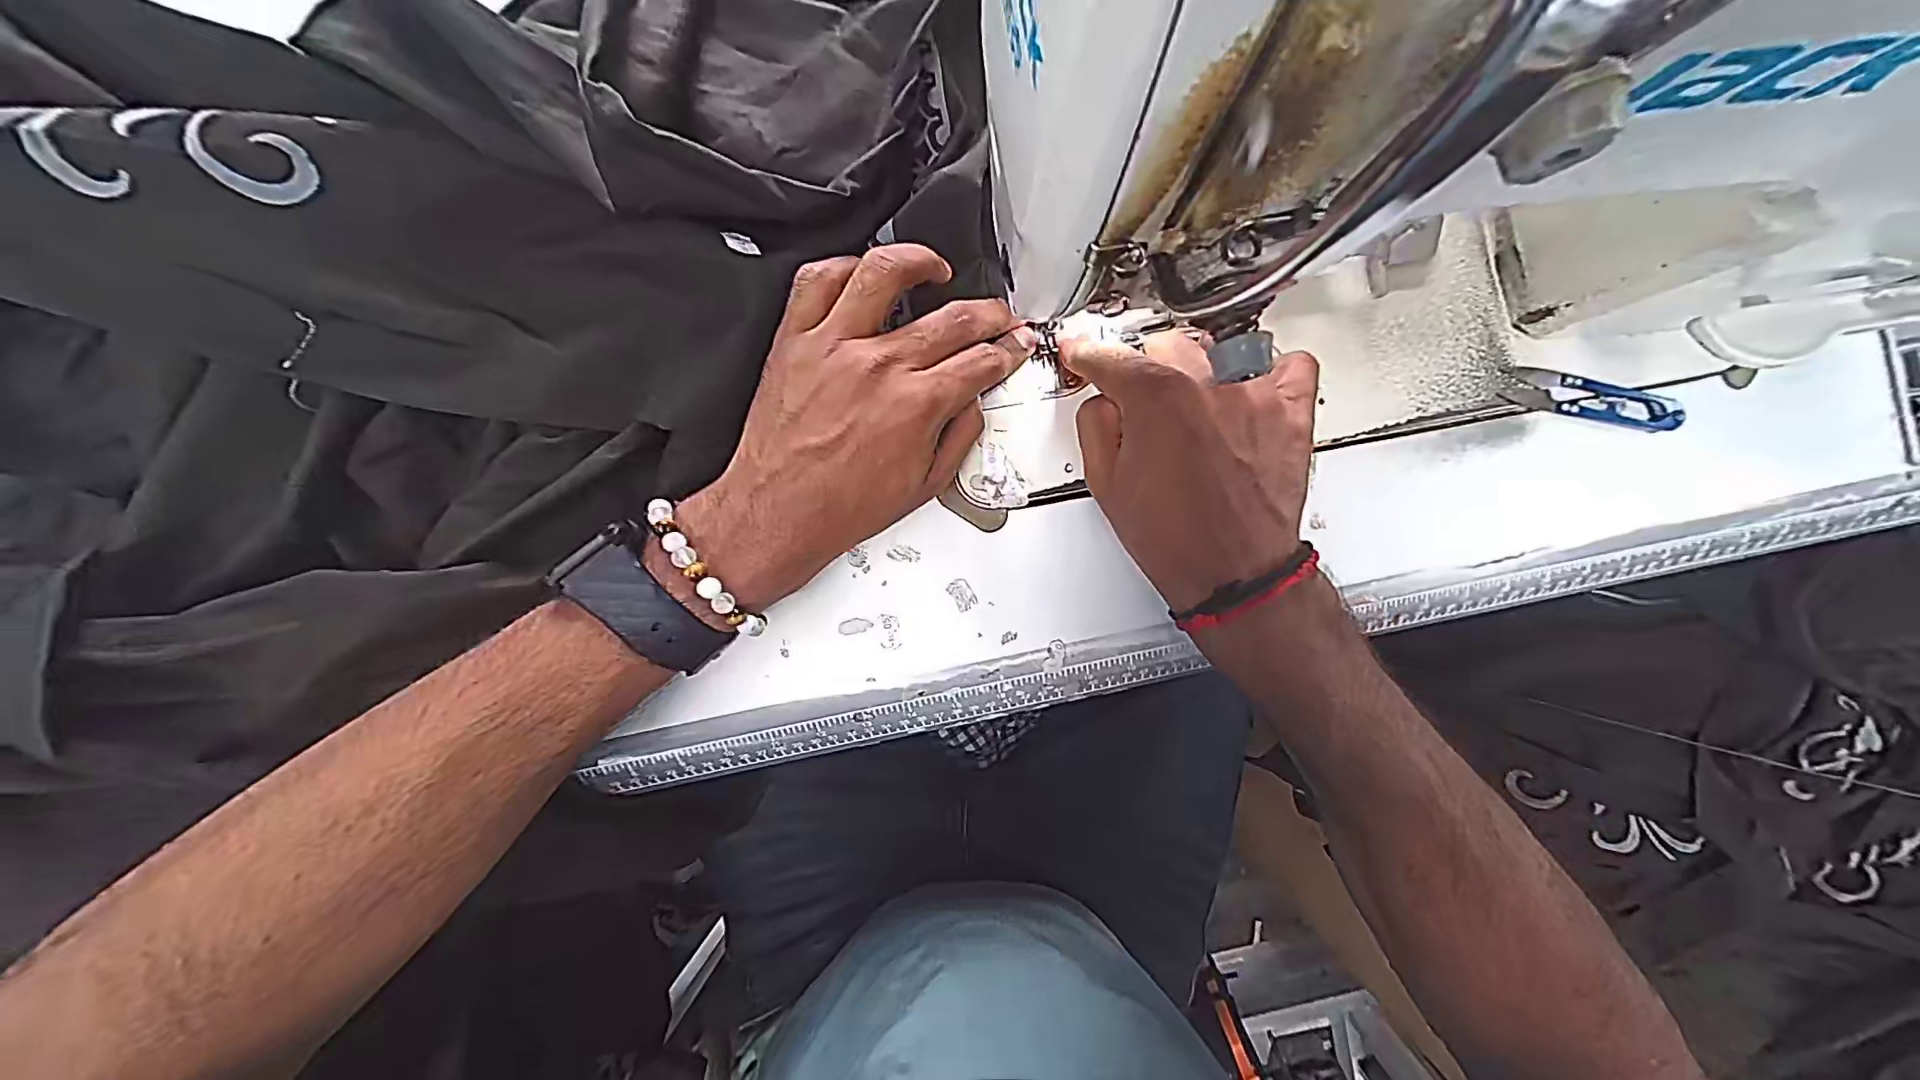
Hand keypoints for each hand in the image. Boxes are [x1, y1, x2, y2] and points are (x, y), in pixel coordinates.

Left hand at [663, 244, 1035, 615]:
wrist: (780, 511)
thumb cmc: (841, 506)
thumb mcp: (925, 484)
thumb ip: (961, 435)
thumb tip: (974, 400)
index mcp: (918, 405)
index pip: (983, 359)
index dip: (1010, 348)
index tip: (1015, 344)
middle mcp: (880, 368)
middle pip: (955, 316)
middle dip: (992, 312)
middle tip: (998, 315)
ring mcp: (835, 347)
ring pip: (886, 272)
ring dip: (922, 261)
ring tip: (936, 269)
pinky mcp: (795, 341)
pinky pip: (818, 281)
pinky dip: (844, 266)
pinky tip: (862, 274)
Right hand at [1062, 331, 1318, 612]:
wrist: (1232, 571)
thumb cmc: (1176, 537)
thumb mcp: (1106, 483)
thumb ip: (1094, 425)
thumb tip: (1100, 401)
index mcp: (1154, 399)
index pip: (1110, 357)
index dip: (1087, 354)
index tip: (1082, 353)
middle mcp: (1206, 385)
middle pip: (1165, 345)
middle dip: (1144, 368)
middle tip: (1140, 401)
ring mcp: (1253, 394)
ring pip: (1218, 348)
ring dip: (1198, 369)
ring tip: (1193, 407)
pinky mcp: (1290, 411)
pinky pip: (1288, 364)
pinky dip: (1268, 372)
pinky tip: (1249, 392)